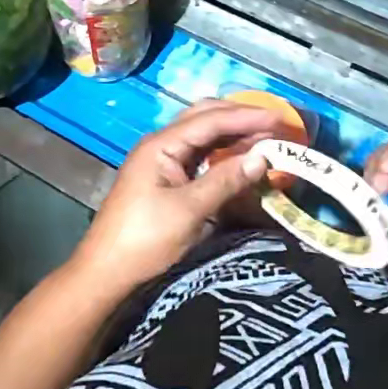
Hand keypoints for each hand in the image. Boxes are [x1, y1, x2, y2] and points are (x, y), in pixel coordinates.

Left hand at [66, 100, 291, 298]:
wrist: (106, 272)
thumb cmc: (145, 240)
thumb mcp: (190, 211)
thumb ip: (226, 180)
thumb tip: (263, 157)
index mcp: (162, 144)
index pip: (211, 120)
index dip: (247, 117)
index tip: (280, 119)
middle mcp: (161, 144)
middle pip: (205, 118)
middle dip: (240, 118)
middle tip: (275, 125)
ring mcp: (162, 161)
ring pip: (203, 135)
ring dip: (233, 134)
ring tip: (266, 138)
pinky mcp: (165, 179)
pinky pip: (199, 155)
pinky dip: (222, 153)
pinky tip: (241, 159)